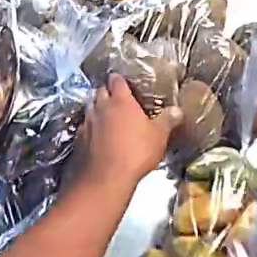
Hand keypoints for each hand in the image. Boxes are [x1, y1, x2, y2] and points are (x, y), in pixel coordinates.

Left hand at [81, 76, 179, 190]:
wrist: (106, 177)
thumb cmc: (136, 152)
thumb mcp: (159, 136)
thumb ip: (167, 120)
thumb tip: (178, 110)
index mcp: (121, 101)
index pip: (116, 80)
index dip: (120, 79)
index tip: (124, 82)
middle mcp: (101, 106)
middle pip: (100, 90)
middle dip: (107, 91)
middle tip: (116, 98)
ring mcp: (87, 121)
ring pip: (90, 107)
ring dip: (97, 108)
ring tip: (106, 116)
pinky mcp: (79, 137)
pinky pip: (84, 126)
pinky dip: (90, 127)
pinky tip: (96, 135)